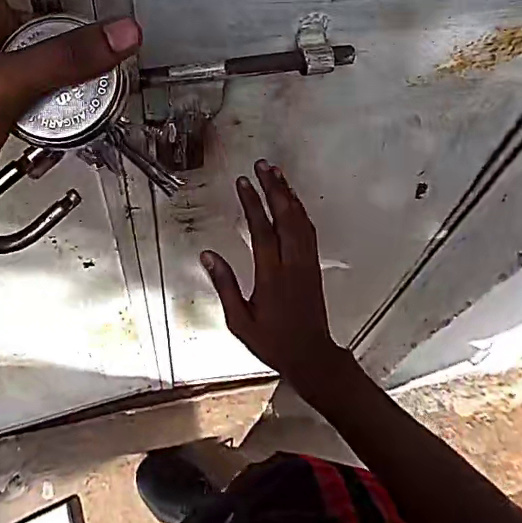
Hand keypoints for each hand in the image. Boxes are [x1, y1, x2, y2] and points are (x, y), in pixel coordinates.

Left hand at [0, 0, 141, 227]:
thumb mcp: (0, 83)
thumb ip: (63, 59)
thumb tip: (117, 33)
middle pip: (22, 2)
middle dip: (60, 6)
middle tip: (98, 14)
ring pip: (31, 49)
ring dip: (61, 57)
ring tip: (97, 66)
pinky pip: (30, 89)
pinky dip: (53, 94)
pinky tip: (71, 110)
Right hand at [201, 160, 344, 378]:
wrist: (313, 357)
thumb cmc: (273, 341)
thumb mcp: (239, 321)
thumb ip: (225, 286)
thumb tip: (207, 255)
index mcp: (272, 276)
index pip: (262, 231)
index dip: (252, 204)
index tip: (242, 181)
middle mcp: (293, 265)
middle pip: (285, 218)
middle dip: (273, 188)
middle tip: (262, 165)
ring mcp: (307, 264)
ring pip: (300, 221)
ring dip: (288, 194)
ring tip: (276, 173)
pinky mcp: (313, 266)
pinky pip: (308, 231)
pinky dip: (299, 210)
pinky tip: (292, 199)